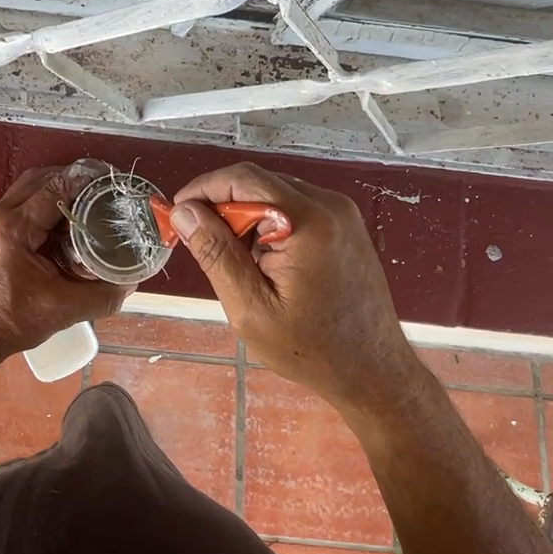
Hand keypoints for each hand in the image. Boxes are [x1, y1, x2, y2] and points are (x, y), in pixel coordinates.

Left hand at [0, 161, 128, 372]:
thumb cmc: (10, 322)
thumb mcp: (64, 311)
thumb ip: (103, 295)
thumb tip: (131, 281)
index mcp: (14, 228)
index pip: (55, 188)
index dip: (85, 180)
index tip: (111, 181)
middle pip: (41, 179)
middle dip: (73, 178)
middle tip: (103, 186)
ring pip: (29, 187)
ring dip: (58, 188)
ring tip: (89, 198)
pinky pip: (21, 202)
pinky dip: (45, 202)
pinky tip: (67, 217)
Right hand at [171, 163, 419, 414]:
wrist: (375, 374)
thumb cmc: (311, 349)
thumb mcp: (250, 307)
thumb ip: (215, 252)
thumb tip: (183, 211)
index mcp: (308, 221)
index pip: (242, 179)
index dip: (202, 190)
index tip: (177, 216)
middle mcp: (329, 205)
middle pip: (258, 182)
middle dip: (221, 206)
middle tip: (200, 243)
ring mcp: (341, 214)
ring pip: (273, 193)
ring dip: (244, 217)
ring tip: (234, 260)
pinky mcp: (344, 227)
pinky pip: (292, 208)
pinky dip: (267, 224)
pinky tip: (262, 261)